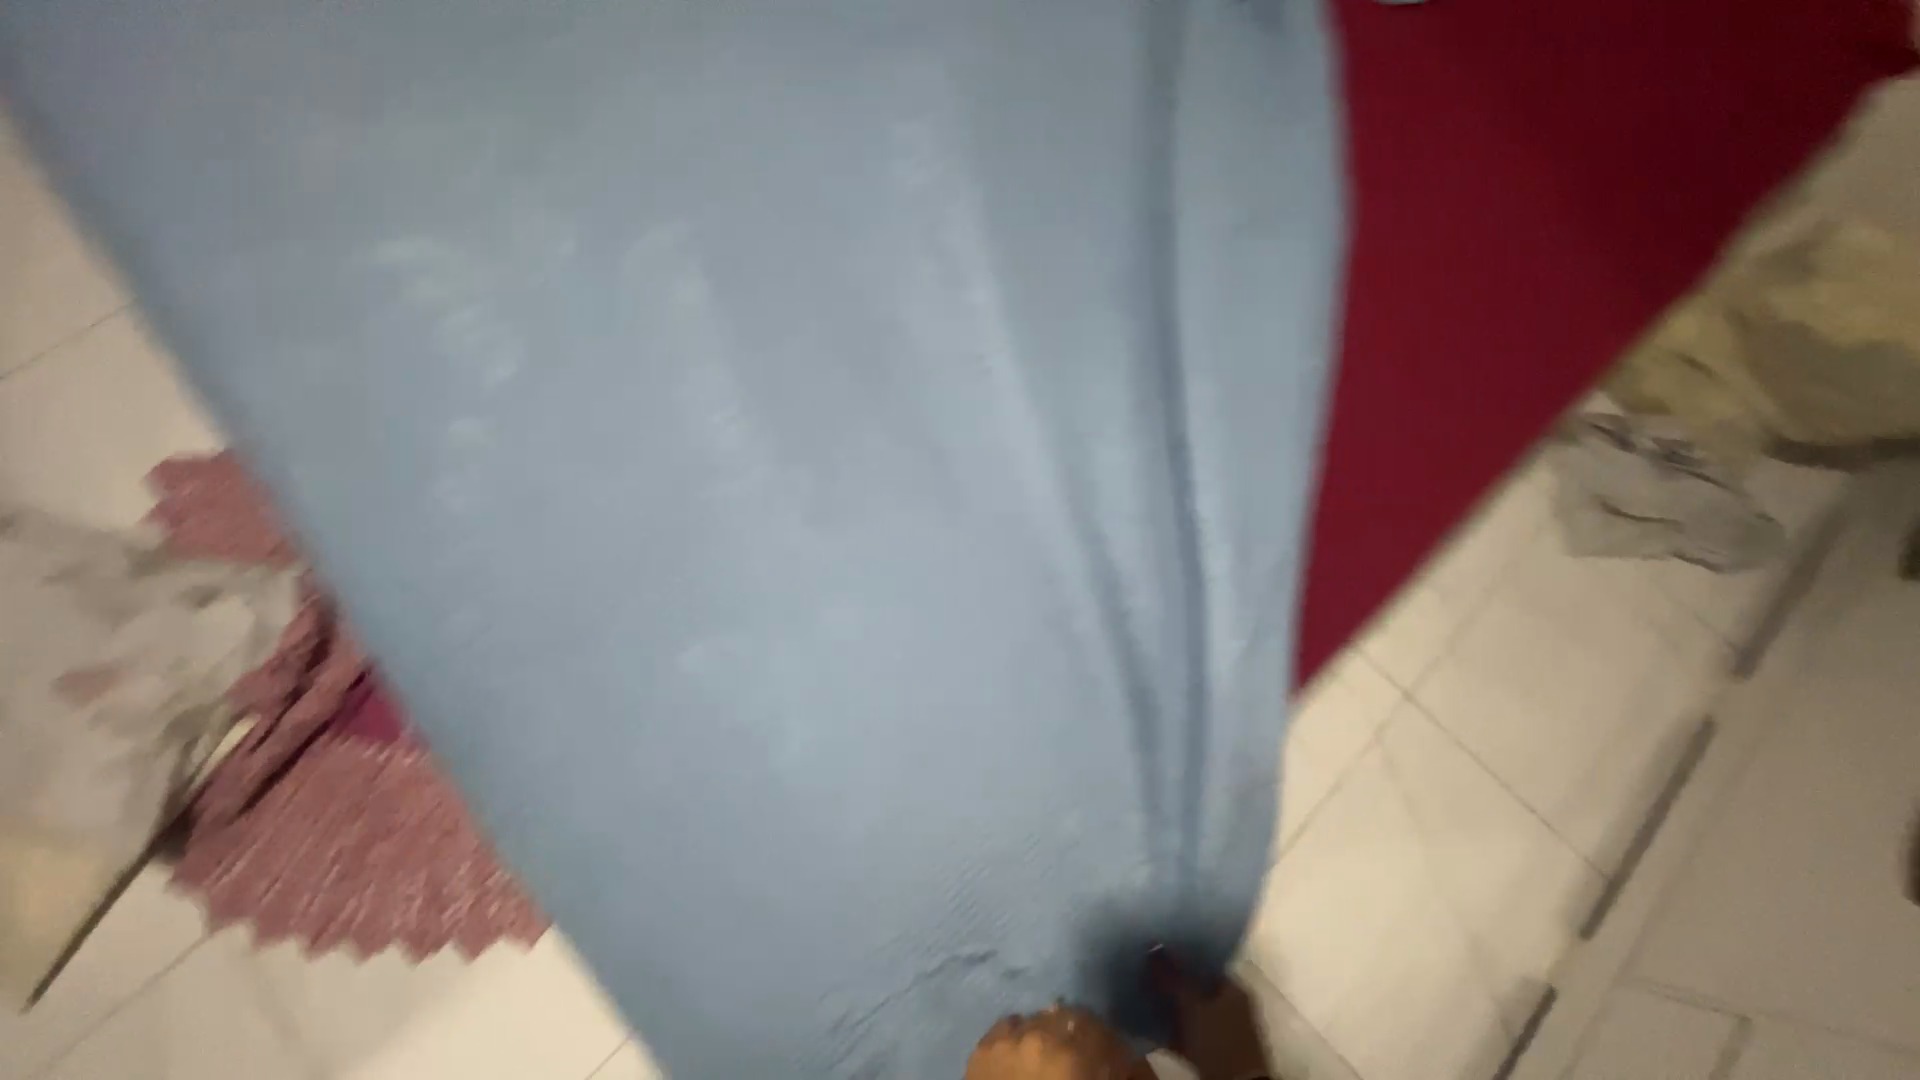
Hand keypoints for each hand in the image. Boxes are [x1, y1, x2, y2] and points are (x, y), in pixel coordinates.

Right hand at [1147, 948, 1271, 1079]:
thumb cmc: (1217, 1040)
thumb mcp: (1191, 1006)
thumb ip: (1172, 977)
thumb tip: (1153, 945)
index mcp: (1234, 988)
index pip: (1205, 961)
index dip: (1181, 954)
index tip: (1157, 947)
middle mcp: (1232, 1005)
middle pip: (1196, 986)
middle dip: (1172, 981)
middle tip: (1145, 970)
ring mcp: (1223, 1029)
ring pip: (1190, 1010)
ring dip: (1170, 1006)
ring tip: (1143, 993)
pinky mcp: (1212, 1050)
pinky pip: (1188, 1031)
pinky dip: (1172, 1028)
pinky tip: (1150, 1023)